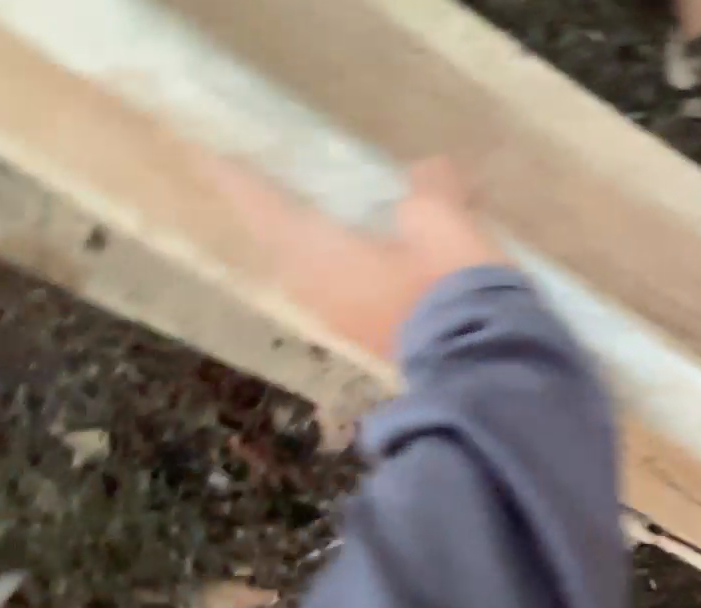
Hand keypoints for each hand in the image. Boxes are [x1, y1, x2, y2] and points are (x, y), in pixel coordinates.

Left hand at [206, 156, 506, 362]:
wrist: (488, 371)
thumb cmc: (450, 287)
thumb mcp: (442, 221)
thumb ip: (429, 188)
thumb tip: (431, 172)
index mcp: (308, 249)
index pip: (248, 195)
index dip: (232, 165)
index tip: (213, 143)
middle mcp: (311, 289)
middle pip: (282, 237)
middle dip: (289, 209)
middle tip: (300, 183)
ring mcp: (344, 325)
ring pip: (320, 271)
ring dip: (332, 248)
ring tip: (355, 227)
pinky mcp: (379, 348)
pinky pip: (354, 299)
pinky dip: (362, 278)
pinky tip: (390, 269)